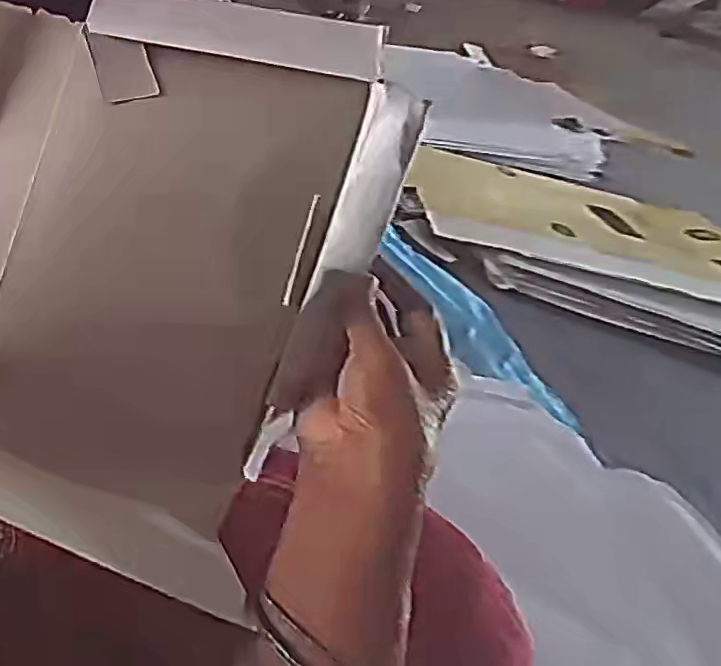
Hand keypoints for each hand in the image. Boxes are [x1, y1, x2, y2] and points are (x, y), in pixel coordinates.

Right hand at [296, 276, 454, 494]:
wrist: (349, 464)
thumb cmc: (385, 414)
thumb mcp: (381, 357)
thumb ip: (364, 313)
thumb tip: (353, 276)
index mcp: (429, 364)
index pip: (415, 310)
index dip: (394, 281)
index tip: (366, 255)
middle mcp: (397, 367)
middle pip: (377, 319)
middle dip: (356, 296)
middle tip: (329, 264)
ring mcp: (358, 376)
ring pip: (344, 332)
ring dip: (328, 312)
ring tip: (306, 279)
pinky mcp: (323, 381)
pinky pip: (315, 347)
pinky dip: (305, 331)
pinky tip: (291, 308)